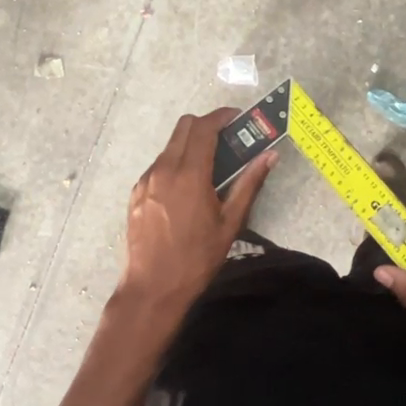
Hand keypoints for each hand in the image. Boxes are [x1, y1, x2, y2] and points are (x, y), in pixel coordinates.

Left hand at [117, 109, 275, 312]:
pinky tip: (186, 190)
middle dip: (206, 125)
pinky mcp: (135, 193)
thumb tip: (269, 155)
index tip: (237, 117)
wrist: (152, 288)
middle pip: (184, 127)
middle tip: (226, 138)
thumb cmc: (196, 259)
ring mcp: (146, 180)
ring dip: (190, 145)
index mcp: (189, 175)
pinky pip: (158, 166)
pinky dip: (175, 165)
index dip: (221, 116)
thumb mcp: (230, 223)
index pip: (204, 128)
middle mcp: (164, 170)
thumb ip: (249, 184)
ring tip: (208, 168)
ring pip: (170, 146)